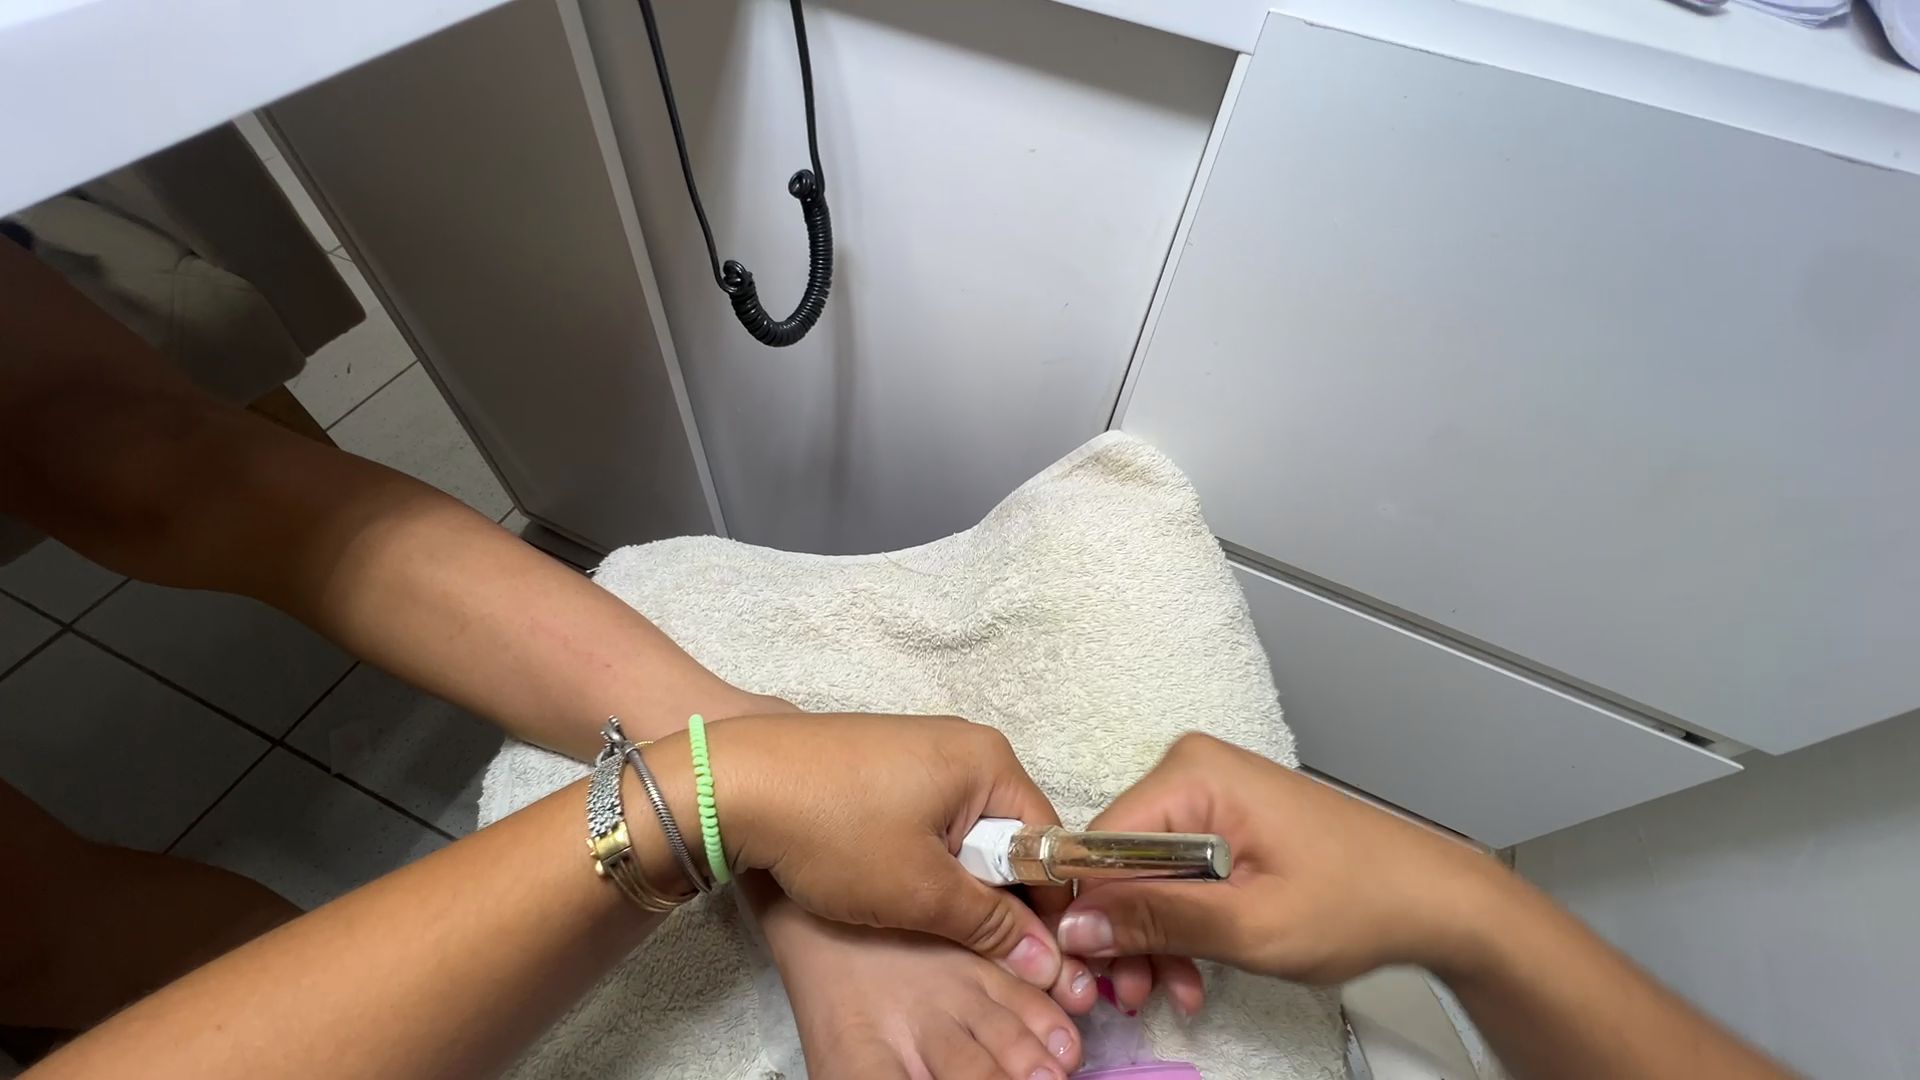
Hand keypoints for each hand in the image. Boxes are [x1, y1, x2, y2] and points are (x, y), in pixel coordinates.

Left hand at [654, 713, 1070, 988]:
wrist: (740, 779)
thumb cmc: (839, 831)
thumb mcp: (920, 891)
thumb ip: (991, 924)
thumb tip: (1049, 960)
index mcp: (990, 760)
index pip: (1047, 841)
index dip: (1043, 906)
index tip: (1028, 956)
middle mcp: (966, 741)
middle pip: (1007, 831)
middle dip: (991, 889)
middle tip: (958, 932)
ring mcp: (924, 744)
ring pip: (965, 825)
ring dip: (953, 872)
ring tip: (913, 903)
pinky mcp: (889, 755)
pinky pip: (931, 809)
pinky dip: (922, 848)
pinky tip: (886, 871)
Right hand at [1055, 734, 1512, 984]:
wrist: (1430, 895)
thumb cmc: (1356, 901)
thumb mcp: (1250, 925)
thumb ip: (1157, 920)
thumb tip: (1076, 925)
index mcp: (1191, 774)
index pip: (1103, 839)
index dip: (1092, 907)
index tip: (1099, 967)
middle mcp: (1186, 769)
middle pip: (1121, 856)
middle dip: (1129, 928)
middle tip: (1140, 990)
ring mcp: (1203, 790)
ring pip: (1144, 868)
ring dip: (1154, 932)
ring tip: (1176, 987)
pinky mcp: (1217, 814)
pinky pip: (1173, 866)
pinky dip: (1178, 916)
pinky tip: (1193, 962)